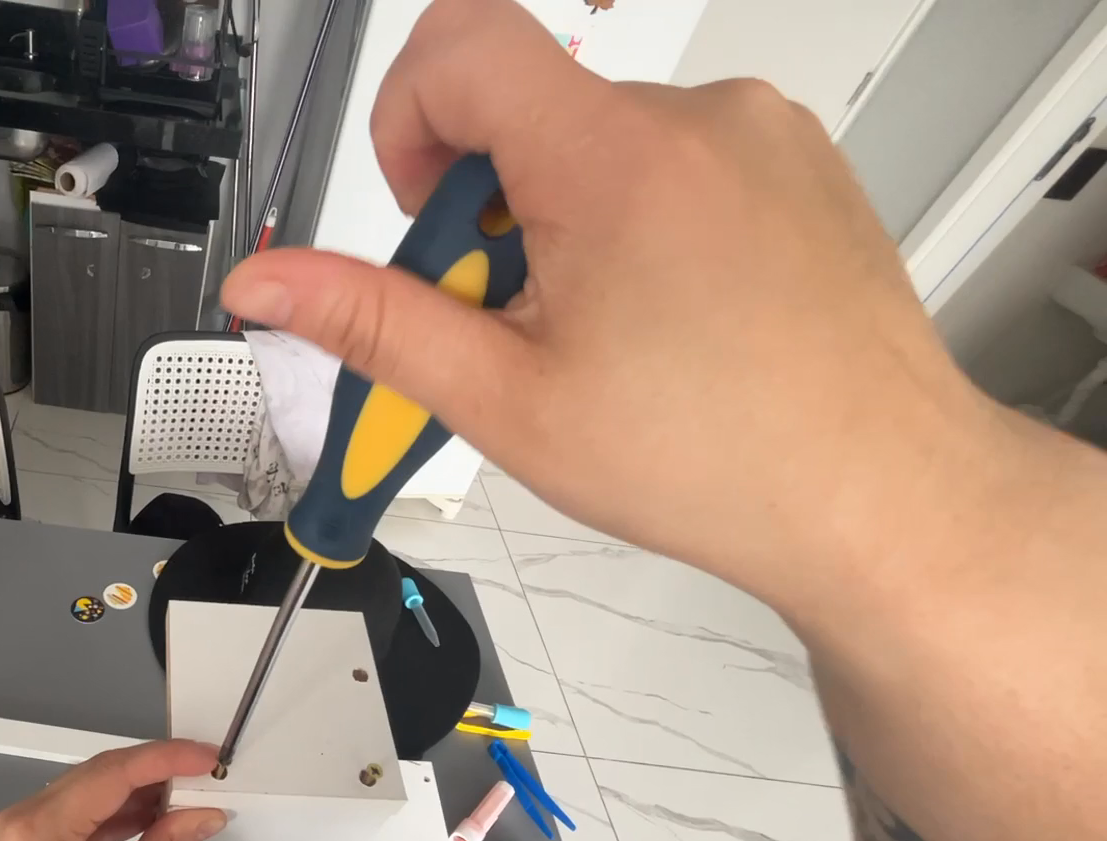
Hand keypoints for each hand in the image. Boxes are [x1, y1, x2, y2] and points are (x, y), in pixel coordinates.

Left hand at [0, 740, 226, 840]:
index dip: (166, 758)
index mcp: (40, 826)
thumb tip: (208, 815)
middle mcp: (23, 814)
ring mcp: (20, 828)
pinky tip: (151, 817)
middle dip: (155, 770)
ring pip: (88, 792)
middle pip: (99, 775)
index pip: (112, 772)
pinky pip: (76, 815)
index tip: (209, 757)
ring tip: (187, 793)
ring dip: (136, 792)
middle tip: (205, 773)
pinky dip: (114, 815)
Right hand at [221, 0, 1011, 614]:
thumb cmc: (699, 456)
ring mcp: (752, 137)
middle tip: (497, 319)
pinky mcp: (780, 165)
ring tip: (573, 331)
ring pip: (581, 143)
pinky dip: (606, 225)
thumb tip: (265, 283)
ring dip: (538, 227)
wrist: (873, 496)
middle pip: (516, 113)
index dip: (403, 121)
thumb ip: (365, 322)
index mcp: (614, 162)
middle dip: (470, 213)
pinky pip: (652, 161)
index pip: (462, 46)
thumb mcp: (494, 395)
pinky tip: (635, 317)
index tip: (419, 218)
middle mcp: (696, 119)